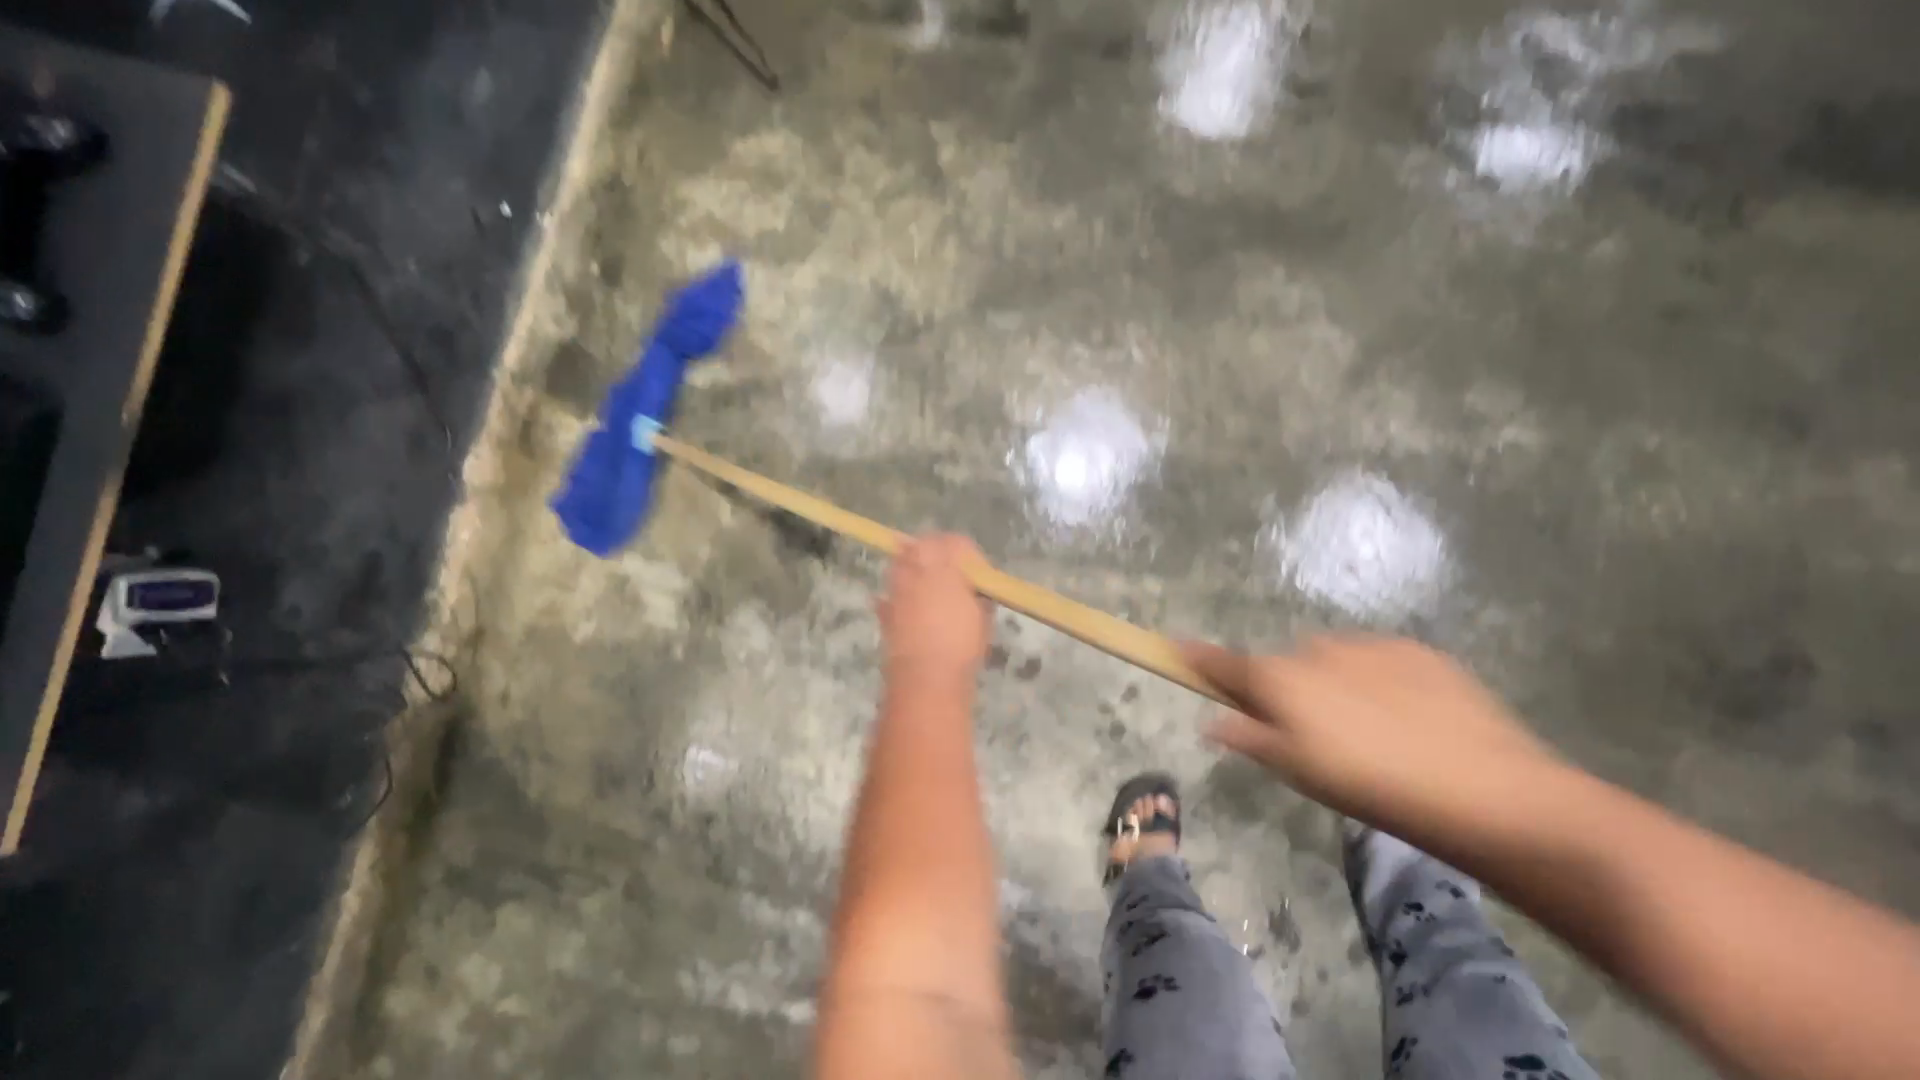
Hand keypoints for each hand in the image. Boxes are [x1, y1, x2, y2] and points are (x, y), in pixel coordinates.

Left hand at [879, 534, 992, 682]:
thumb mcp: (984, 615)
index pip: (957, 542)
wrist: (925, 675)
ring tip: (934, 593)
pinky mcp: (883, 607)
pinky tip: (915, 612)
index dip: (970, 556)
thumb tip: (974, 592)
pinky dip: (903, 597)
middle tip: (955, 577)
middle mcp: (914, 565)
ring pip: (905, 564)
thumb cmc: (961, 642)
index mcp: (943, 560)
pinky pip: (893, 593)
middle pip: (925, 545)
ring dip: (918, 572)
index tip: (979, 574)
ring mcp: (895, 585)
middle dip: (939, 556)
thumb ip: (977, 595)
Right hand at [1180, 636, 1559, 829]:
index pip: (1223, 662)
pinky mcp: (1416, 650)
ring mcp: (1369, 645)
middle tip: (1311, 734)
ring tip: (1368, 732)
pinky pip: (1377, 659)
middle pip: (1283, 662)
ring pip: (1332, 659)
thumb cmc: (1373, 789)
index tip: (1175, 647)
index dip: (1197, 657)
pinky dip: (1376, 680)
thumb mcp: (1301, 773)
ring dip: (1334, 682)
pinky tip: (1404, 718)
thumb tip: (1215, 720)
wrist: (1484, 788)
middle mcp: (1316, 649)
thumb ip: (1253, 737)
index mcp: (1281, 679)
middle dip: (1287, 687)